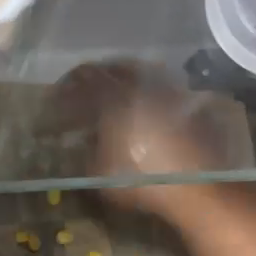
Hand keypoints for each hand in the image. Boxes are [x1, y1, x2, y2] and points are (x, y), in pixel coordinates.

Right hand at [50, 61, 248, 224]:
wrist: (200, 187)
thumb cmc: (144, 182)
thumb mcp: (101, 174)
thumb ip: (87, 152)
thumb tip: (81, 142)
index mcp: (116, 96)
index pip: (83, 78)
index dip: (66, 89)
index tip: (56, 101)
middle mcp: (143, 84)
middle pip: (112, 67)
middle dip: (93, 79)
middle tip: (81, 94)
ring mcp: (170, 90)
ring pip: (140, 74)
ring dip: (121, 83)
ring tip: (111, 101)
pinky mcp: (191, 104)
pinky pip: (160, 90)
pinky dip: (144, 96)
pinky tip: (142, 114)